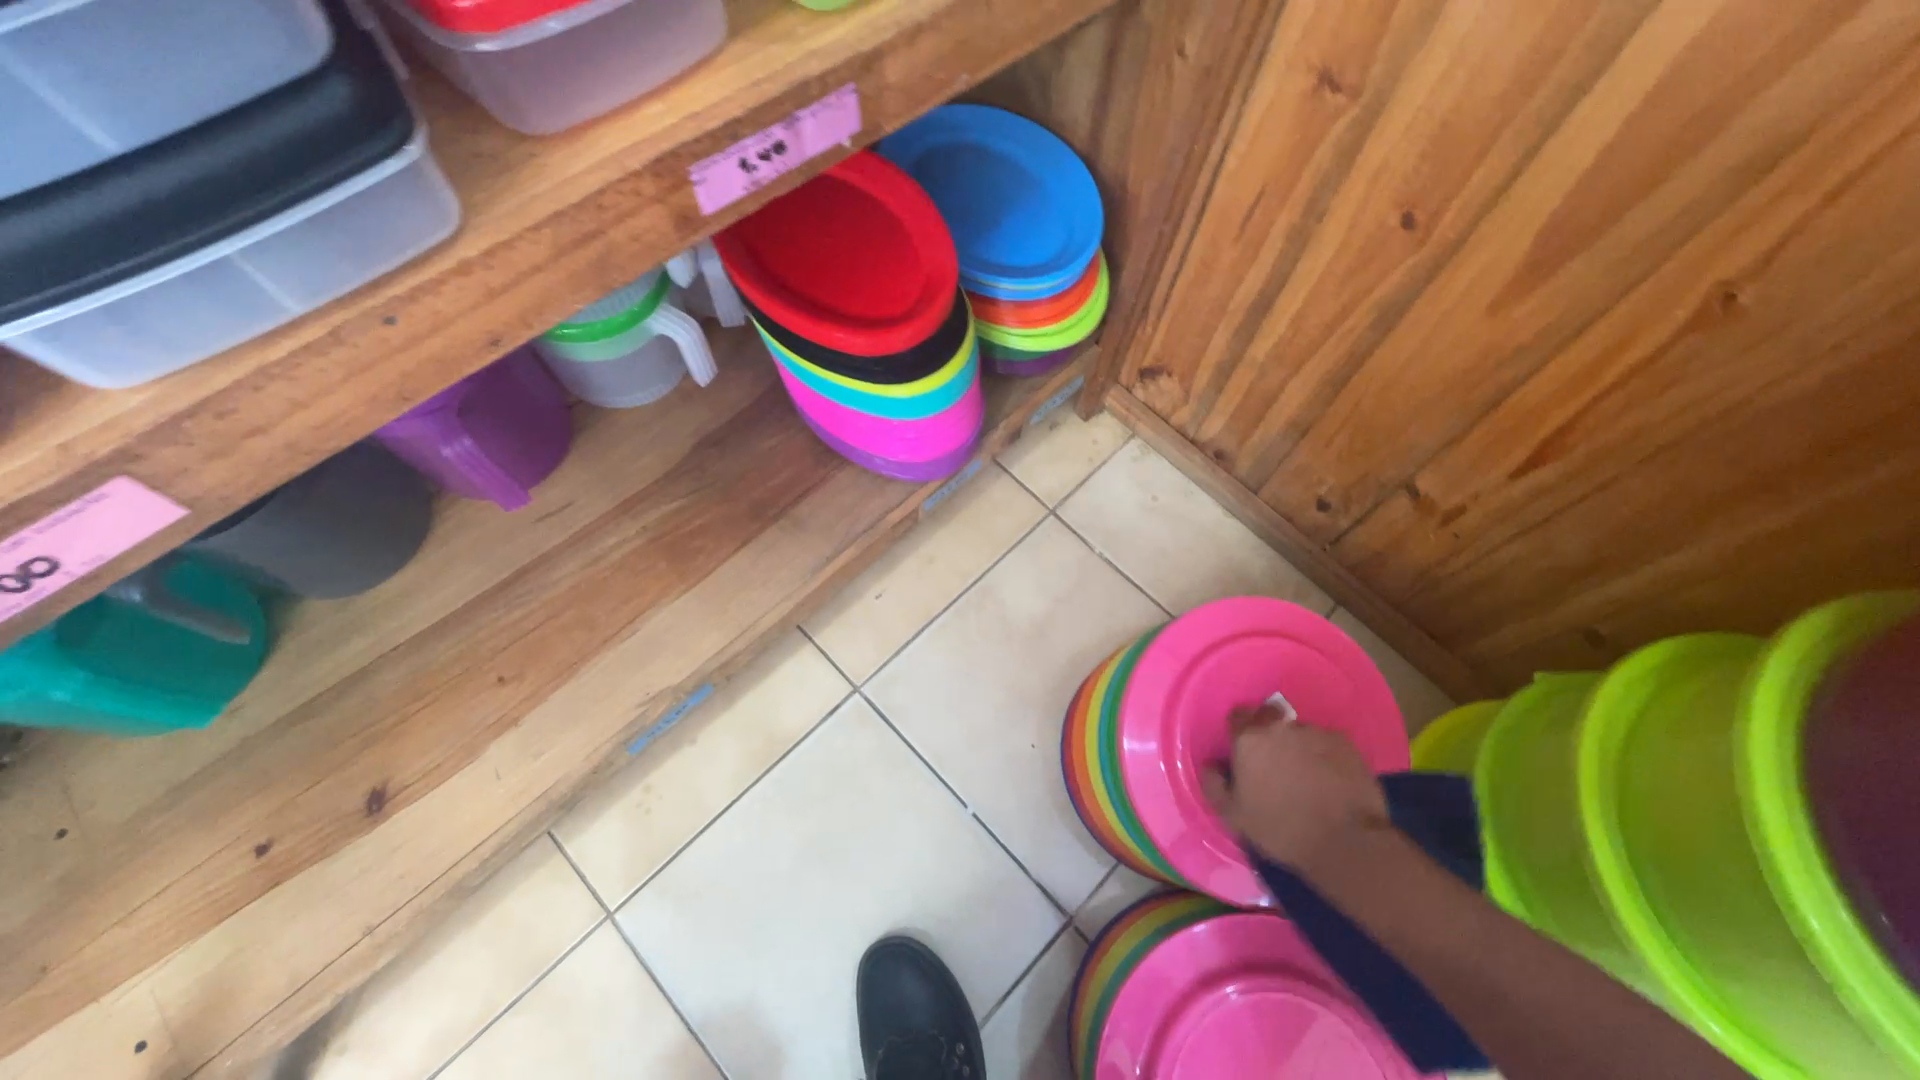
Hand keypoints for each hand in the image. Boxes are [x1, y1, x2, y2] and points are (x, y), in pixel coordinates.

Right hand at [1201, 705, 1390, 877]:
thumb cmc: (1280, 828)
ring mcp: (1316, 732)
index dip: (1239, 730)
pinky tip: (1330, 780)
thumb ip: (1214, 785)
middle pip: (1270, 717)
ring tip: (1307, 776)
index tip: (1244, 750)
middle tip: (1274, 764)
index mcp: (1249, 739)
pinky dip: (1324, 755)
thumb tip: (1210, 765)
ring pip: (1300, 732)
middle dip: (1269, 733)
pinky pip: (1327, 743)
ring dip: (1298, 746)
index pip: (1238, 716)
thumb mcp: (1234, 816)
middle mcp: (1281, 726)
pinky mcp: (1345, 743)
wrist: (1344, 840)